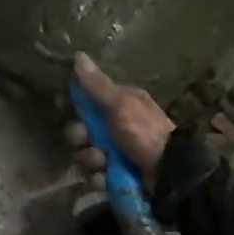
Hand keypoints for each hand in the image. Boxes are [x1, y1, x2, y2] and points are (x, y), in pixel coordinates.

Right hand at [65, 53, 175, 179]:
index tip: (65, 108)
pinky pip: (96, 176)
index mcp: (118, 105)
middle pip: (80, 131)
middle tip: (88, 139)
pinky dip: (99, 179)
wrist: (168, 171)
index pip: (86, 102)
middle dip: (80, 137)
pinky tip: (106, 178)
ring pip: (85, 155)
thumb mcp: (121, 104)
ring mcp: (115, 153)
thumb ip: (98, 85)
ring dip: (90, 159)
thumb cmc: (144, 131)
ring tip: (104, 162)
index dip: (73, 107)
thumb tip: (79, 55)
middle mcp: (114, 127)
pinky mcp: (115, 176)